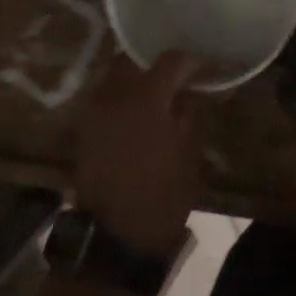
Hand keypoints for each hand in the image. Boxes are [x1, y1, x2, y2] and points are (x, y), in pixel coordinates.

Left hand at [74, 51, 202, 256]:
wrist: (116, 236)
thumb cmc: (162, 195)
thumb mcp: (188, 153)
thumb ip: (188, 113)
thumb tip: (191, 93)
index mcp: (146, 96)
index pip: (172, 60)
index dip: (194, 60)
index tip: (210, 66)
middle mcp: (115, 94)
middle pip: (135, 59)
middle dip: (157, 61)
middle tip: (181, 72)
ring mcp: (95, 110)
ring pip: (117, 75)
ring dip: (138, 76)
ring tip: (162, 89)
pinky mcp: (85, 127)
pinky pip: (107, 97)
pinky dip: (124, 95)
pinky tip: (142, 108)